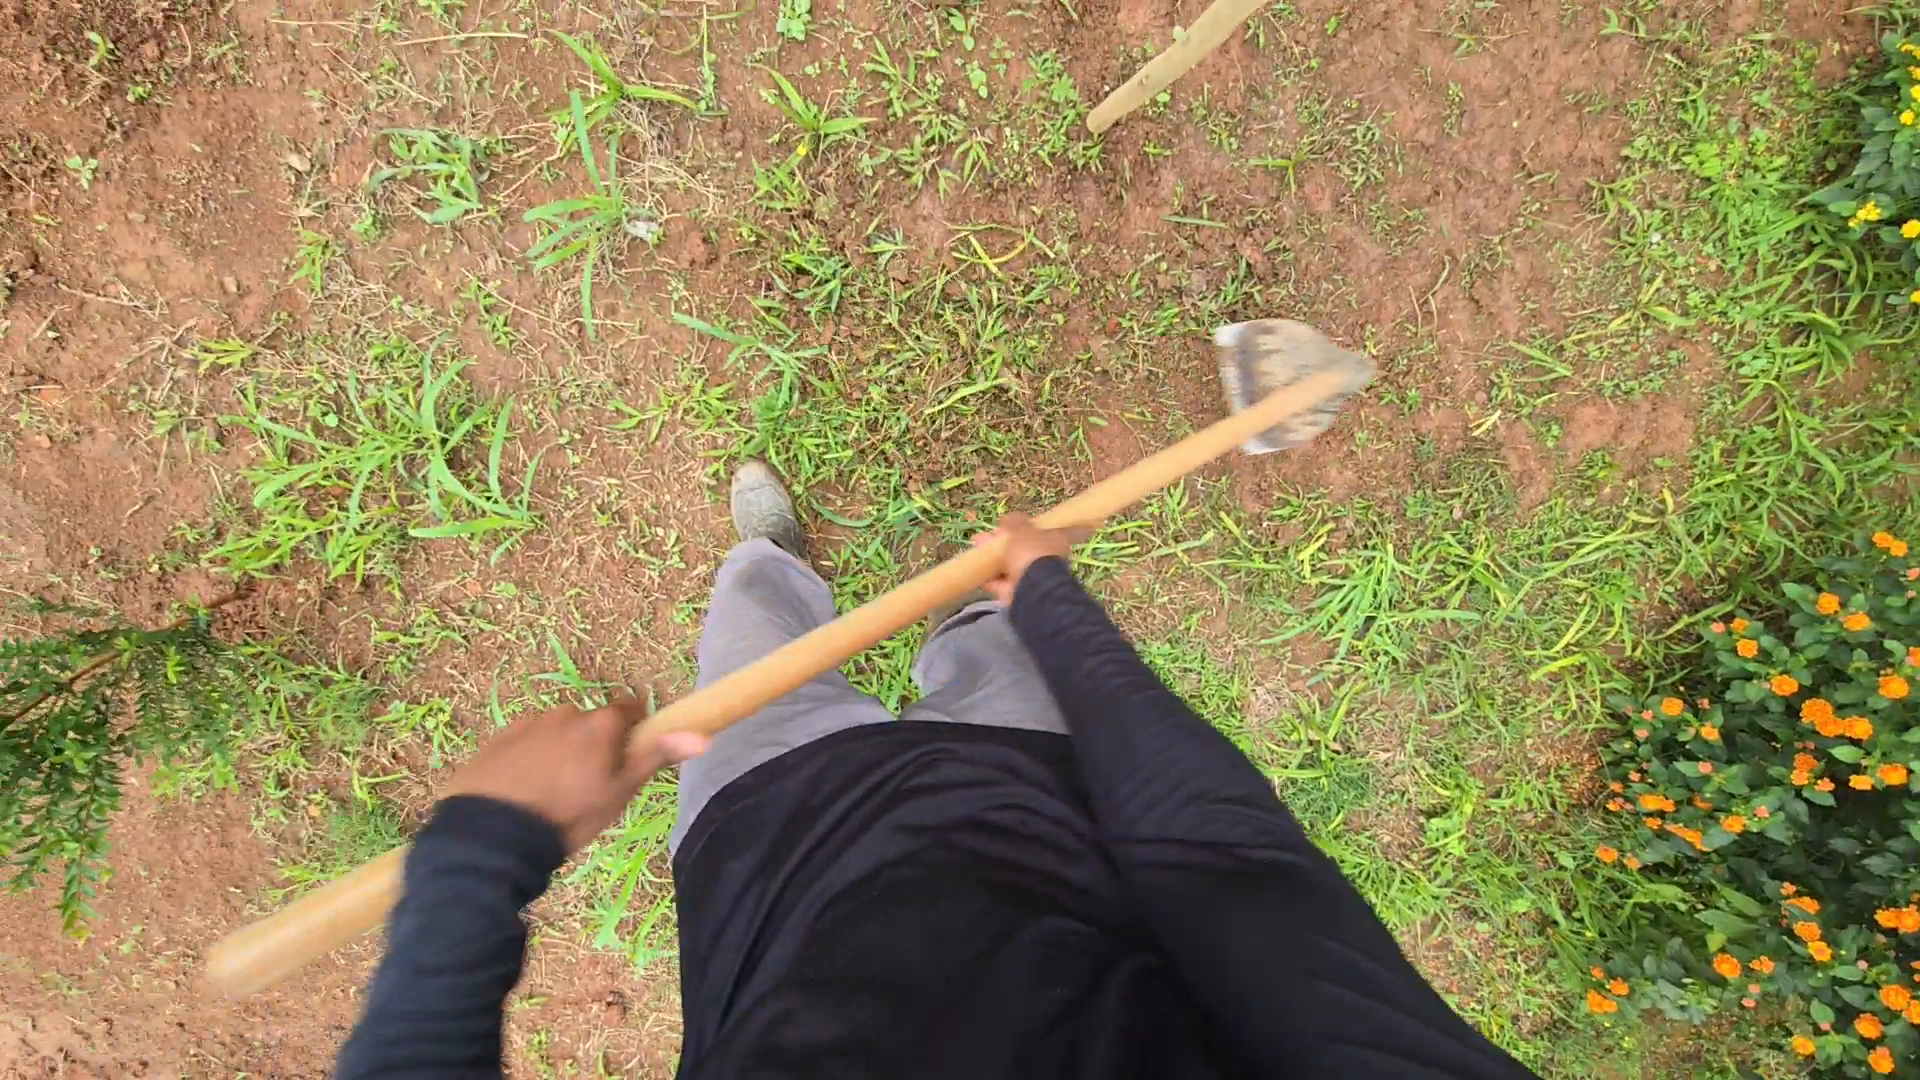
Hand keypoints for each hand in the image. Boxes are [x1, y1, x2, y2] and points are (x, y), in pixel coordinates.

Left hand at [447, 702, 708, 853]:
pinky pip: (523, 742)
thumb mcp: (619, 792)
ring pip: (555, 731)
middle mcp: (566, 712)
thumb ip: (657, 756)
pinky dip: (527, 758)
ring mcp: (527, 724)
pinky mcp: (495, 740)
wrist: (488, 839)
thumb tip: (704, 735)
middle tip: (587, 783)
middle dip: (593, 743)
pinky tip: (521, 790)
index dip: (632, 731)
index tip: (625, 759)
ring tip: (550, 791)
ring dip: (559, 749)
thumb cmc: (567, 815)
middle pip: (591, 722)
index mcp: (601, 723)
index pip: (630, 709)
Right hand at [972, 512, 1089, 604]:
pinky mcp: (1020, 593)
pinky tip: (979, 570)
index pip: (1063, 529)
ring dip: (995, 557)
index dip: (1063, 526)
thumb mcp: (1020, 531)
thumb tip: (1009, 519)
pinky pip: (1004, 582)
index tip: (1076, 525)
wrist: (1031, 589)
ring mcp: (1034, 576)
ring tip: (977, 548)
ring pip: (1012, 563)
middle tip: (987, 536)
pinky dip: (992, 577)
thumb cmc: (1031, 552)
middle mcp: (1047, 558)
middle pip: (1025, 546)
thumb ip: (1015, 522)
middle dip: (1005, 540)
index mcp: (1056, 540)